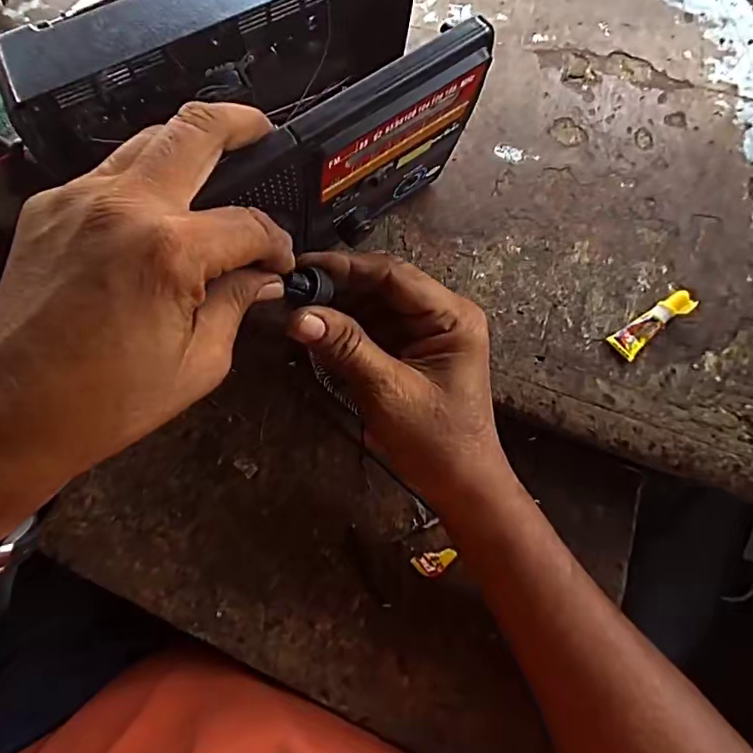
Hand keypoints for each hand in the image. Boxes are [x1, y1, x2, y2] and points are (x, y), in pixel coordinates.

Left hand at [0, 103, 295, 539]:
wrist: (9, 418)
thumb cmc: (105, 403)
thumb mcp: (199, 362)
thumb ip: (237, 303)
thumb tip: (261, 276)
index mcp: (166, 250)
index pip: (247, 223)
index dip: (276, 242)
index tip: (280, 259)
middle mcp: (120, 207)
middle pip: (193, 129)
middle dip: (239, 122)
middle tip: (261, 129)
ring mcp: (76, 200)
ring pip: (146, 139)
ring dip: (187, 143)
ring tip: (214, 160)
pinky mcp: (46, 208)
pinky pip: (109, 172)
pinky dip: (143, 176)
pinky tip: (158, 204)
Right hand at [283, 251, 514, 510]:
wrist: (461, 485)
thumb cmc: (437, 442)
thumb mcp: (389, 392)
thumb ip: (346, 348)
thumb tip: (300, 316)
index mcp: (452, 316)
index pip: (394, 274)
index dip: (346, 267)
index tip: (304, 267)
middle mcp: (441, 314)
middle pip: (382, 285)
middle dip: (338, 287)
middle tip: (292, 289)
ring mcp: (425, 331)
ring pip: (373, 304)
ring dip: (338, 307)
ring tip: (296, 307)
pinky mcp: (409, 349)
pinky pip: (372, 328)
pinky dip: (345, 329)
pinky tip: (316, 330)